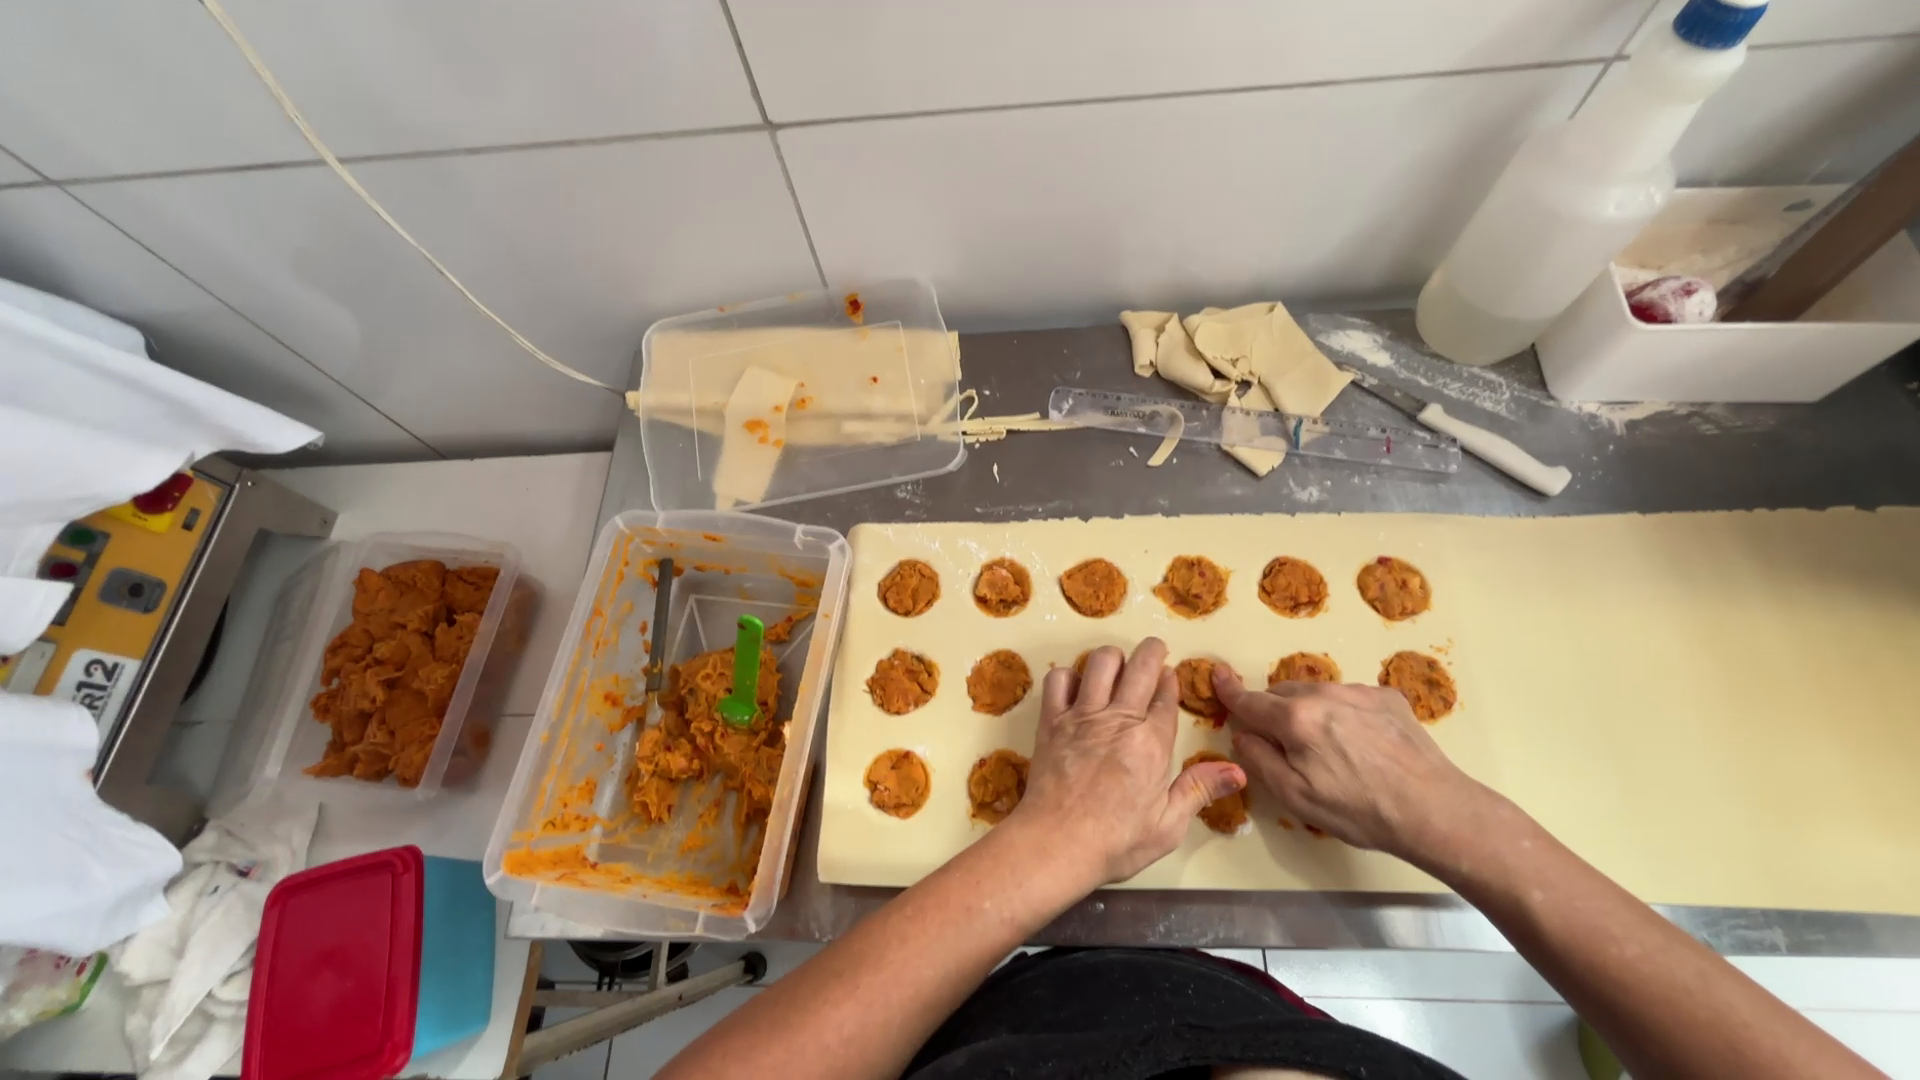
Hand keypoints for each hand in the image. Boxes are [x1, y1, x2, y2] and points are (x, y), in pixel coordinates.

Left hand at [1010, 638, 1245, 886]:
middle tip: (1154, 650)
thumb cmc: (1116, 842)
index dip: (1170, 681)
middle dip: (1151, 651)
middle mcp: (1118, 719)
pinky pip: (1057, 680)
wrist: (1056, 844)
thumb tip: (1238, 771)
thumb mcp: (1168, 825)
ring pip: (1100, 662)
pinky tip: (1075, 687)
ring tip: (1117, 666)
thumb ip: (1200, 790)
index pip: (1166, 696)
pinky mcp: (1051, 721)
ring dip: (1113, 658)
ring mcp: (1081, 716)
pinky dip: (1068, 676)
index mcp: (1151, 743)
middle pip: (1139, 666)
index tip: (1171, 676)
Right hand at [1213, 664, 1491, 861]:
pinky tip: (1361, 745)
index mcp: (1295, 719)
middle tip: (1286, 747)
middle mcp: (1323, 694)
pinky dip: (1342, 714)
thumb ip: (1259, 760)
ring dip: (1309, 712)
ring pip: (1316, 695)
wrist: (1434, 810)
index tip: (1216, 674)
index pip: (1250, 700)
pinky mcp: (1387, 698)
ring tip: (1331, 750)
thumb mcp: (1294, 796)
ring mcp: (1358, 692)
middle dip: (1275, 712)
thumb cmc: (1358, 810)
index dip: (1228, 690)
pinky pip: (1348, 698)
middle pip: (1282, 694)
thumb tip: (1243, 734)